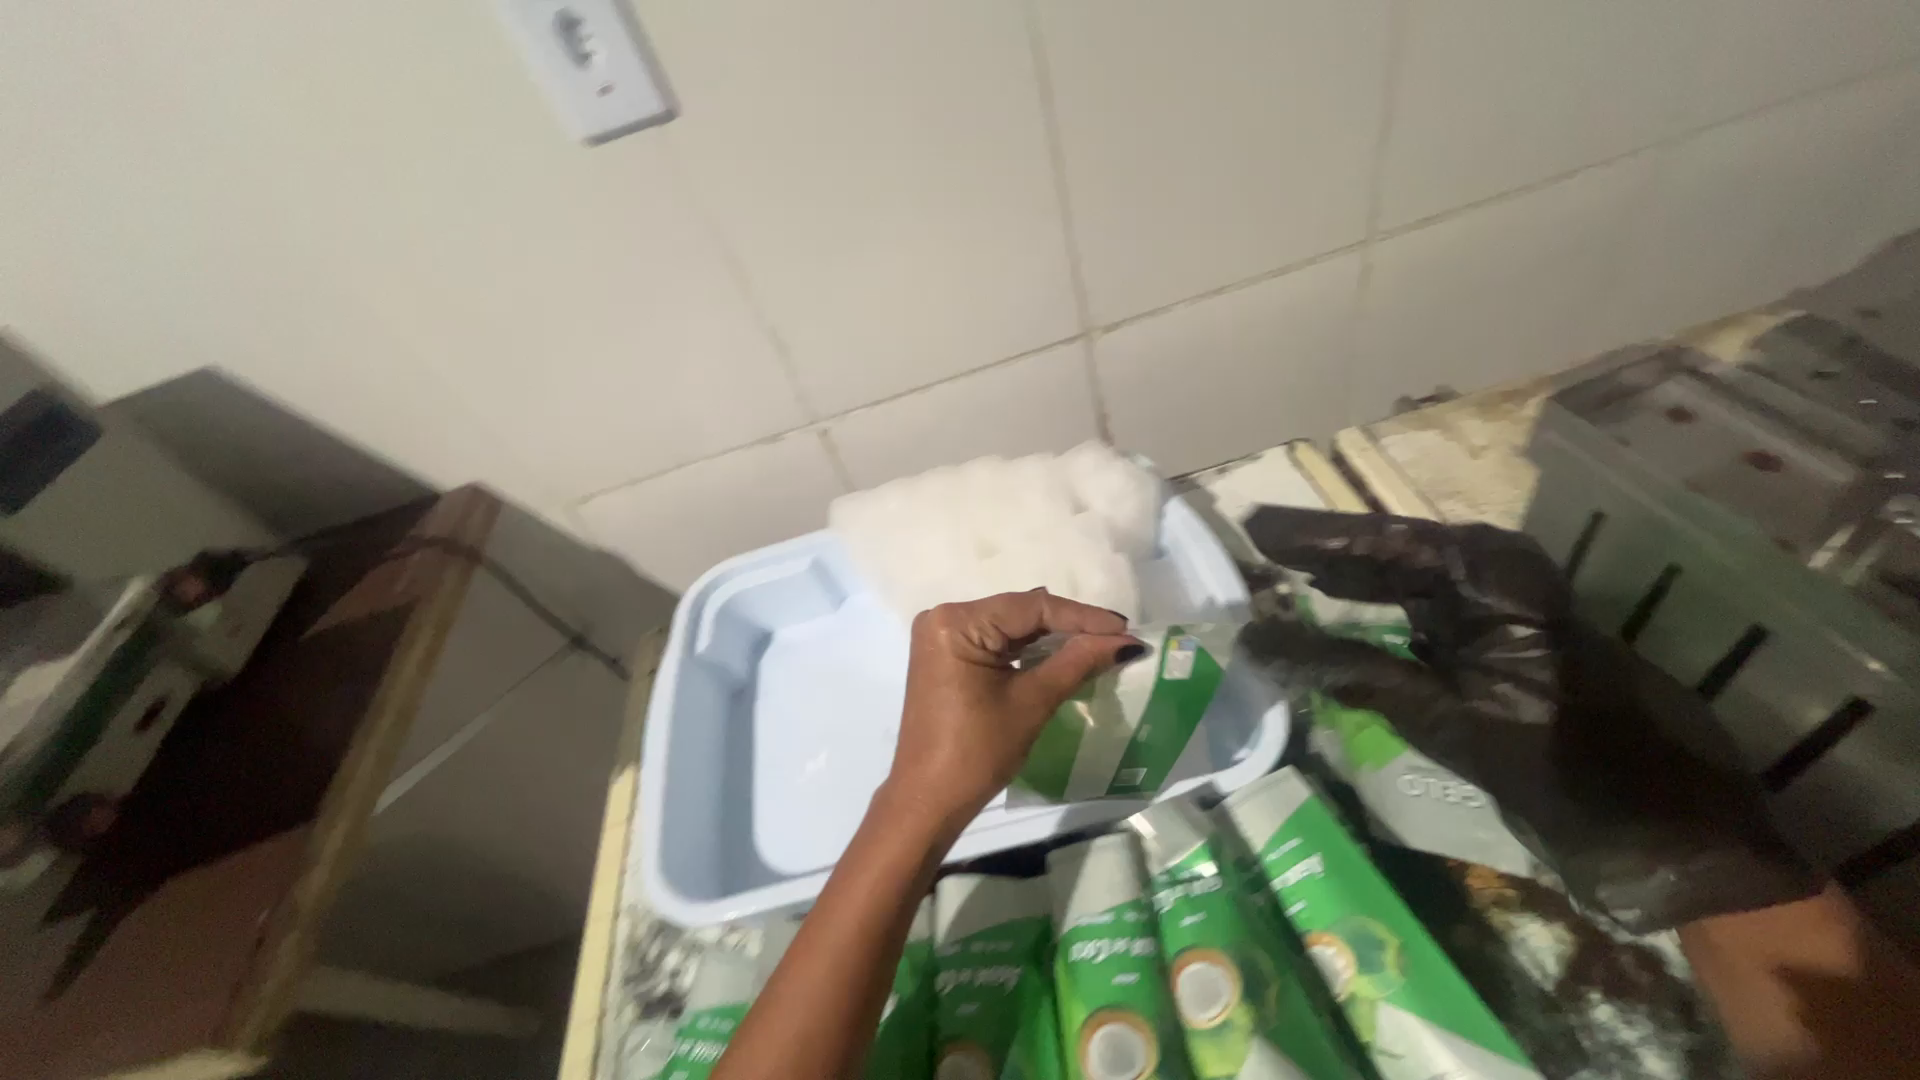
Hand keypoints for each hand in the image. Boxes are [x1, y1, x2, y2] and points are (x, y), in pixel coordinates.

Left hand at [882, 589, 1141, 830]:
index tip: (1126, 628)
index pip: (1030, 607)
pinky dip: (1027, 649)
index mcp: (956, 622)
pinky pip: (995, 641)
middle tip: (1118, 636)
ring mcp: (941, 636)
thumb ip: (1077, 662)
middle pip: (1019, 612)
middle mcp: (943, 617)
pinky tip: (1063, 652)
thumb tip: (1125, 641)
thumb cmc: (977, 752)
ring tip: (1100, 643)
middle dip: (1069, 625)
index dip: (1082, 617)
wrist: (929, 799)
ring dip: (1051, 636)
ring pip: (1009, 625)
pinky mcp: (946, 656)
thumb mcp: (1031, 702)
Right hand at [1237, 505, 1819, 931]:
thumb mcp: (1439, 714)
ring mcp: (1498, 609)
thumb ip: (1344, 669)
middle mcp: (1496, 578)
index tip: (1256, 524)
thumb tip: (1255, 642)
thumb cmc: (1555, 761)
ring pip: (1406, 577)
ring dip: (1347, 576)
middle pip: (1392, 549)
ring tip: (1285, 569)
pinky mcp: (1496, 642)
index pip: (1384, 538)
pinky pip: (1421, 609)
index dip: (1314, 533)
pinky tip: (1338, 606)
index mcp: (1492, 576)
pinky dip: (1374, 608)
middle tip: (1259, 544)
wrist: (1661, 826)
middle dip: (1324, 550)